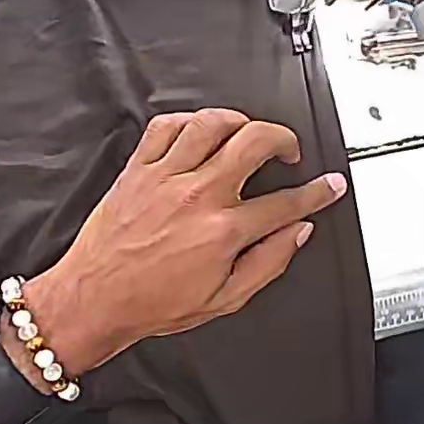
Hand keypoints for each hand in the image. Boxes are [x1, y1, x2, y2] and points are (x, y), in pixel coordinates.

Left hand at [17, 109, 347, 375]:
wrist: (94, 299)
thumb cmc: (152, 302)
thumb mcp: (224, 300)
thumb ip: (269, 262)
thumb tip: (297, 233)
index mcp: (222, 231)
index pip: (286, 202)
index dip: (317, 192)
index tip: (329, 185)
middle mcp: (197, 196)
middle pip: (255, 142)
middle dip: (285, 139)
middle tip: (289, 151)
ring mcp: (165, 177)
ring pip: (212, 123)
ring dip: (240, 121)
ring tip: (247, 133)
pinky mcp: (138, 169)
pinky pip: (165, 126)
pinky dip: (188, 120)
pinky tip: (199, 132)